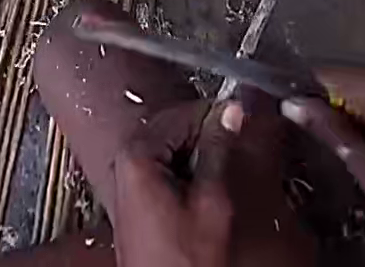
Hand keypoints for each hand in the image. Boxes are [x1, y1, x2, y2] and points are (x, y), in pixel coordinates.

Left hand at [111, 99, 243, 266]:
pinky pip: (165, 166)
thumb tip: (231, 111)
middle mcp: (126, 161)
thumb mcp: (211, 202)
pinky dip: (185, 173)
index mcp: (137, 155)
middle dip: (204, 140)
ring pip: (173, 146)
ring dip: (196, 158)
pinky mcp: (136, 197)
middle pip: (176, 127)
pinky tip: (198, 197)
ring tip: (213, 184)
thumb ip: (219, 149)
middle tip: (228, 158)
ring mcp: (129, 179)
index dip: (215, 120)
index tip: (238, 126)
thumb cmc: (185, 265)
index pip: (185, 113)